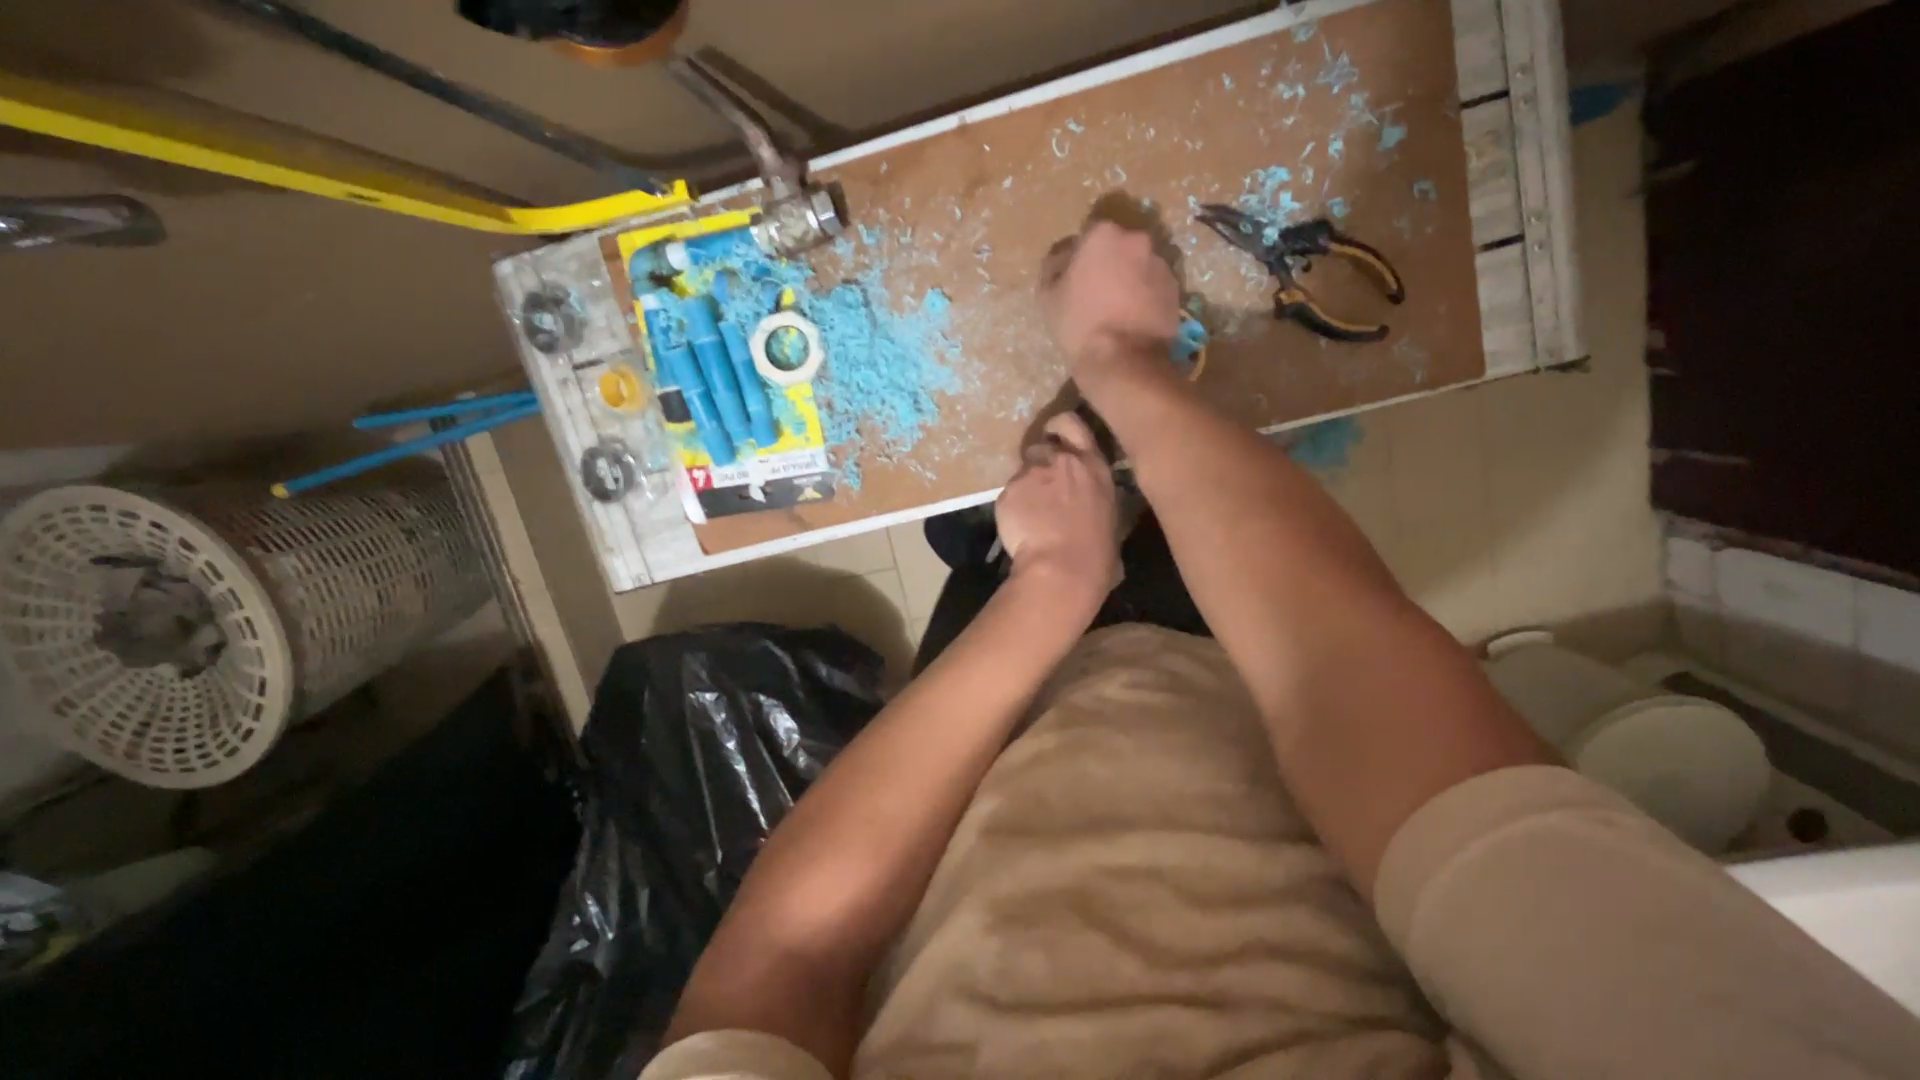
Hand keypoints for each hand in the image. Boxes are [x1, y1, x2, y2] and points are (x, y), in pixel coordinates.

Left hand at [995, 412, 1120, 614]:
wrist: (1062, 568)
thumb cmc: (1098, 552)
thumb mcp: (1110, 515)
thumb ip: (1094, 496)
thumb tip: (1090, 504)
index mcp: (1093, 465)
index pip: (1071, 424)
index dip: (1059, 426)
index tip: (1054, 433)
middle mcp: (1061, 461)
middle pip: (1041, 446)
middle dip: (1039, 460)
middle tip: (1040, 484)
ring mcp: (1031, 474)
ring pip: (1022, 472)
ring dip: (1025, 486)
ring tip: (1030, 513)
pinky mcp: (1007, 492)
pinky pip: (1008, 495)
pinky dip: (1012, 507)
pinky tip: (1020, 528)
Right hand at [1038, 221, 1182, 373]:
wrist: (1123, 359)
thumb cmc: (1079, 323)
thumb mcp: (1047, 295)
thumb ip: (1053, 266)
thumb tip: (1062, 258)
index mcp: (1104, 234)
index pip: (1089, 234)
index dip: (1081, 256)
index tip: (1076, 276)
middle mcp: (1138, 240)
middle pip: (1119, 246)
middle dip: (1110, 263)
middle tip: (1098, 292)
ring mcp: (1162, 264)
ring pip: (1140, 265)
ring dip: (1131, 278)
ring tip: (1119, 309)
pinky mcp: (1177, 290)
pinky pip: (1155, 287)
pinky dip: (1147, 296)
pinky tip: (1135, 319)